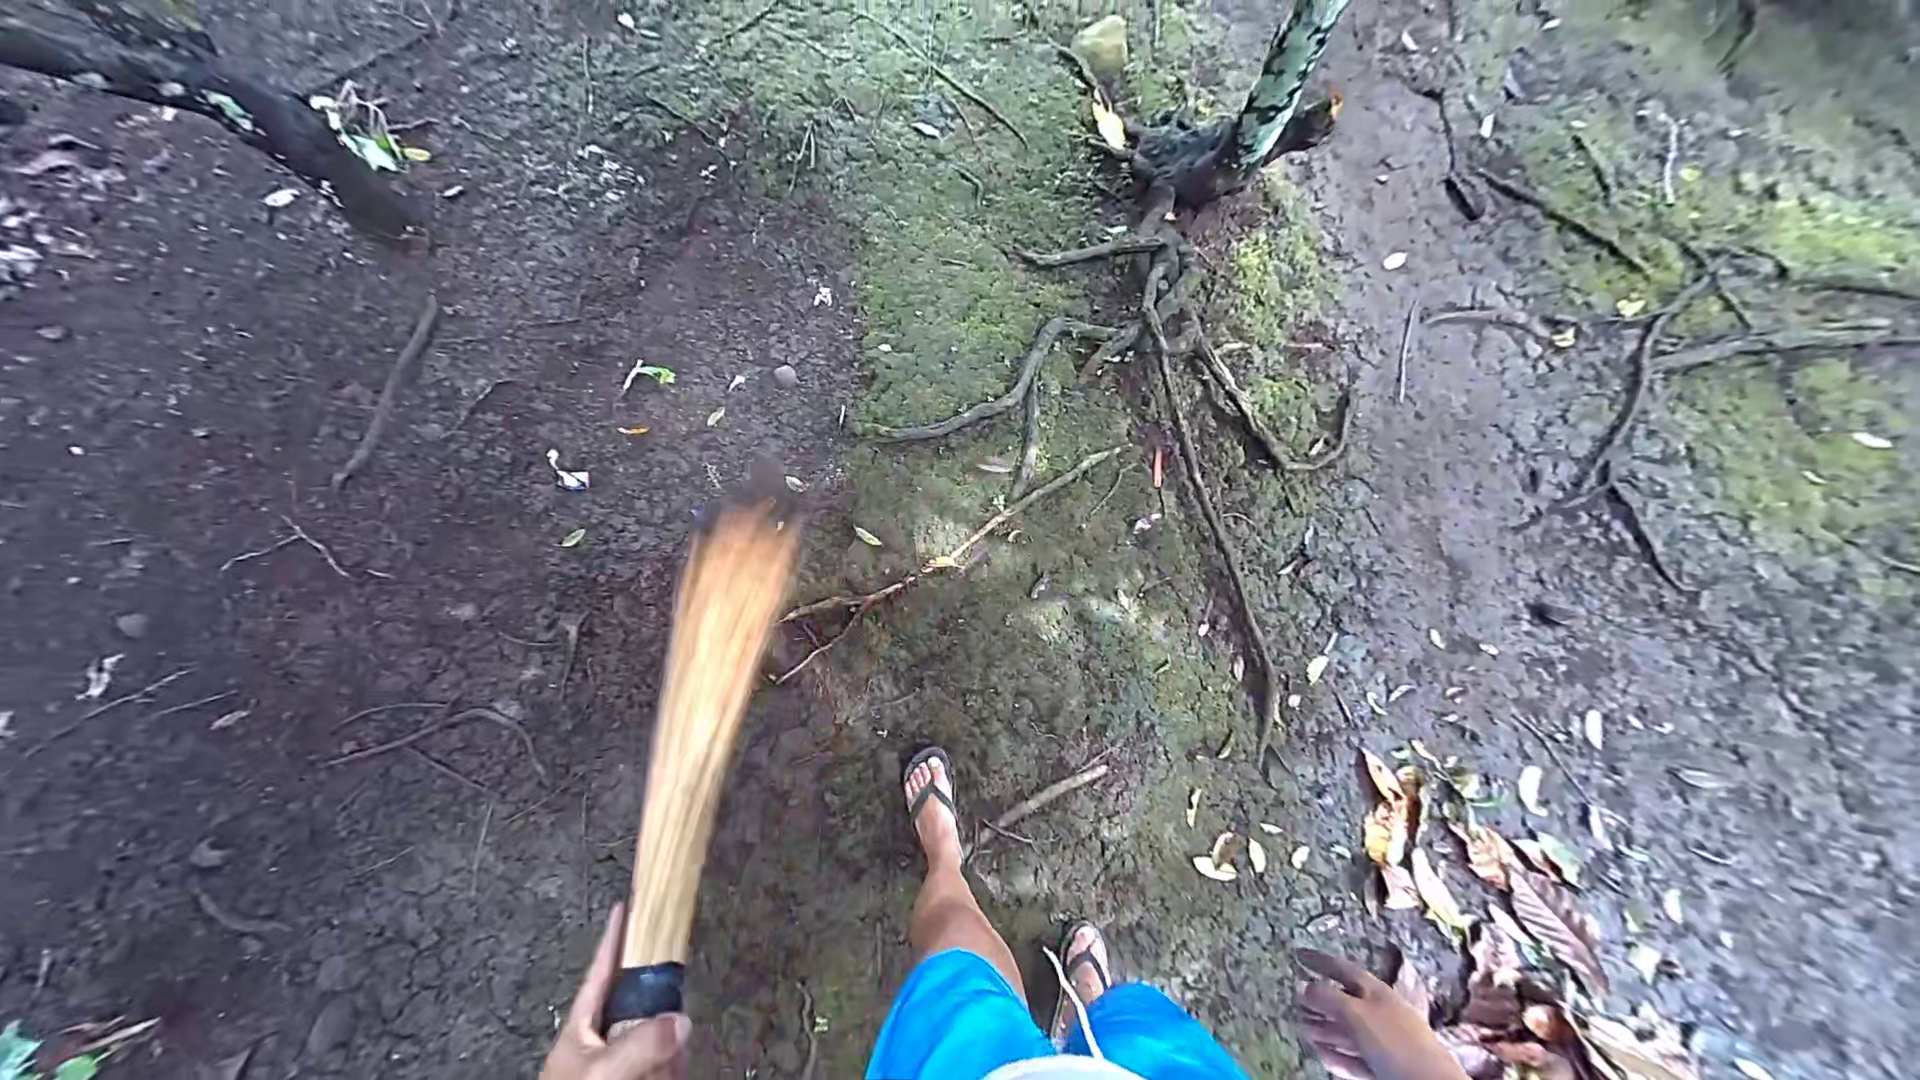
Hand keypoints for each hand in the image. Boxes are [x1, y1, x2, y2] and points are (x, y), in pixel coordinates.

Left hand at [540, 905, 690, 1079]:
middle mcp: (598, 1043)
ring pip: (653, 1035)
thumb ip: (642, 1042)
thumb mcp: (603, 1073)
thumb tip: (683, 1019)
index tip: (627, 904)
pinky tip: (674, 1073)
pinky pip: (660, 1064)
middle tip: (677, 1009)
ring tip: (671, 1065)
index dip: (615, 938)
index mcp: (579, 1029)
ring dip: (667, 1047)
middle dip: (661, 1005)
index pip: (601, 971)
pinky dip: (671, 1068)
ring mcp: (614, 1067)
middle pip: (637, 1001)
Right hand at [1297, 950, 1467, 1079]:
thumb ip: (1328, 998)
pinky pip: (1357, 1056)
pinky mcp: (1388, 1069)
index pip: (1342, 968)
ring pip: (1349, 1031)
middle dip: (1319, 1001)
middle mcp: (1381, 1012)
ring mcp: (1386, 1042)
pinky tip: (1322, 1056)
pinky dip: (1338, 1055)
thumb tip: (1303, 986)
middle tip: (1295, 1001)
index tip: (1298, 954)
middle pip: (1344, 1001)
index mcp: (1377, 991)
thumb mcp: (1356, 1014)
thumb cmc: (1394, 1042)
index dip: (1319, 960)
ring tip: (1301, 1030)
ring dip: (1324, 1030)